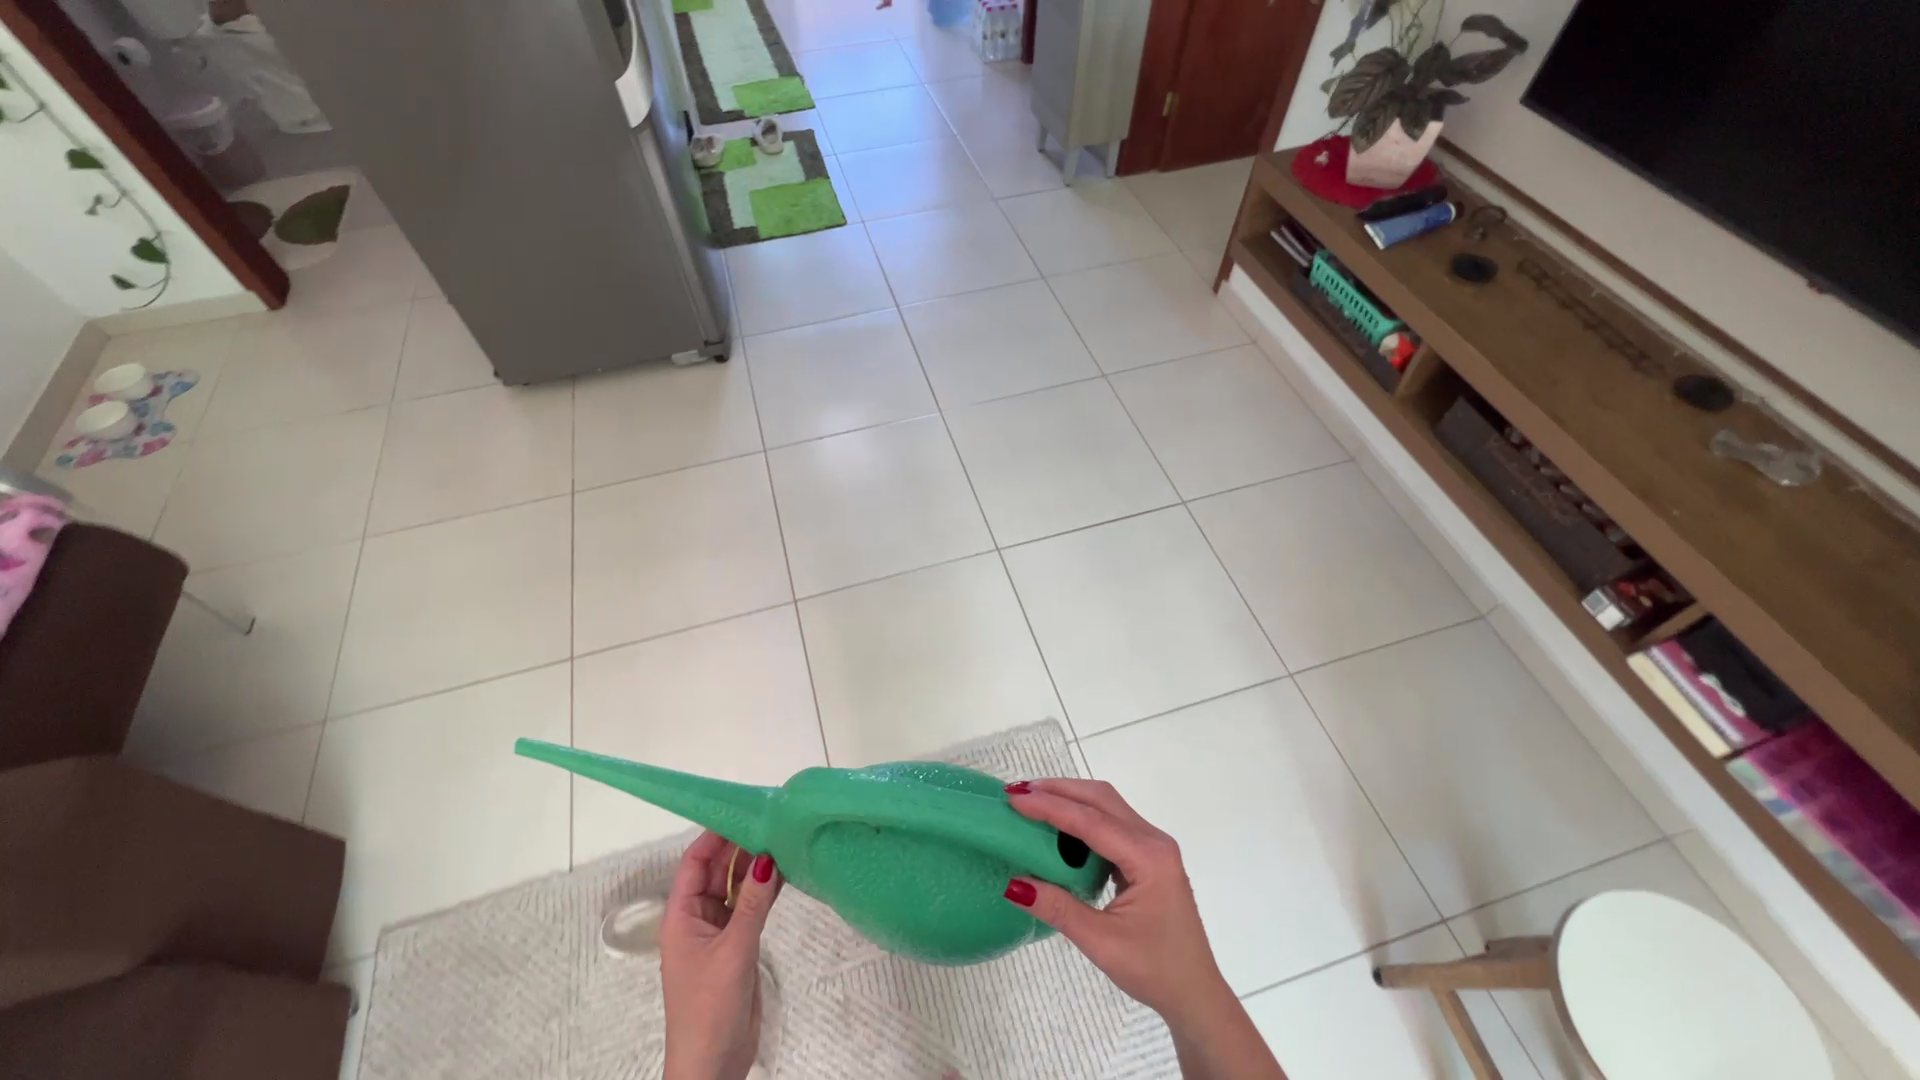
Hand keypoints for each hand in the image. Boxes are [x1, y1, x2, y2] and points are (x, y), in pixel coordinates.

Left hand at [659, 831, 782, 1079]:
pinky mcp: (737, 947)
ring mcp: (718, 932)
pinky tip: (786, 872)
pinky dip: (765, 890)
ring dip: (755, 867)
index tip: (744, 812)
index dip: (716, 836)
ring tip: (784, 838)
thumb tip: (768, 857)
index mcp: (681, 916)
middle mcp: (697, 918)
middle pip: (717, 872)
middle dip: (740, 847)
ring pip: (736, 888)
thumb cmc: (710, 1007)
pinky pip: (750, 908)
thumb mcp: (733, 951)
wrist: (713, 1066)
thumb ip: (753, 904)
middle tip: (773, 820)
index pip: (695, 863)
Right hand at [1001, 779, 1229, 1025]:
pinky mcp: (1149, 856)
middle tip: (1018, 791)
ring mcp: (1154, 846)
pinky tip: (1060, 827)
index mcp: (1148, 858)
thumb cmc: (1154, 969)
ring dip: (1070, 798)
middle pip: (1101, 799)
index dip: (1050, 806)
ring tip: (1032, 802)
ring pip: (1108, 806)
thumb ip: (1058, 909)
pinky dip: (1083, 816)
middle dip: (1058, 790)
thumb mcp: (1101, 943)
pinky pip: (1113, 823)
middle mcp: (1154, 841)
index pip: (1091, 820)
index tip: (1014, 798)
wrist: (1194, 991)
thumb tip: (1014, 884)